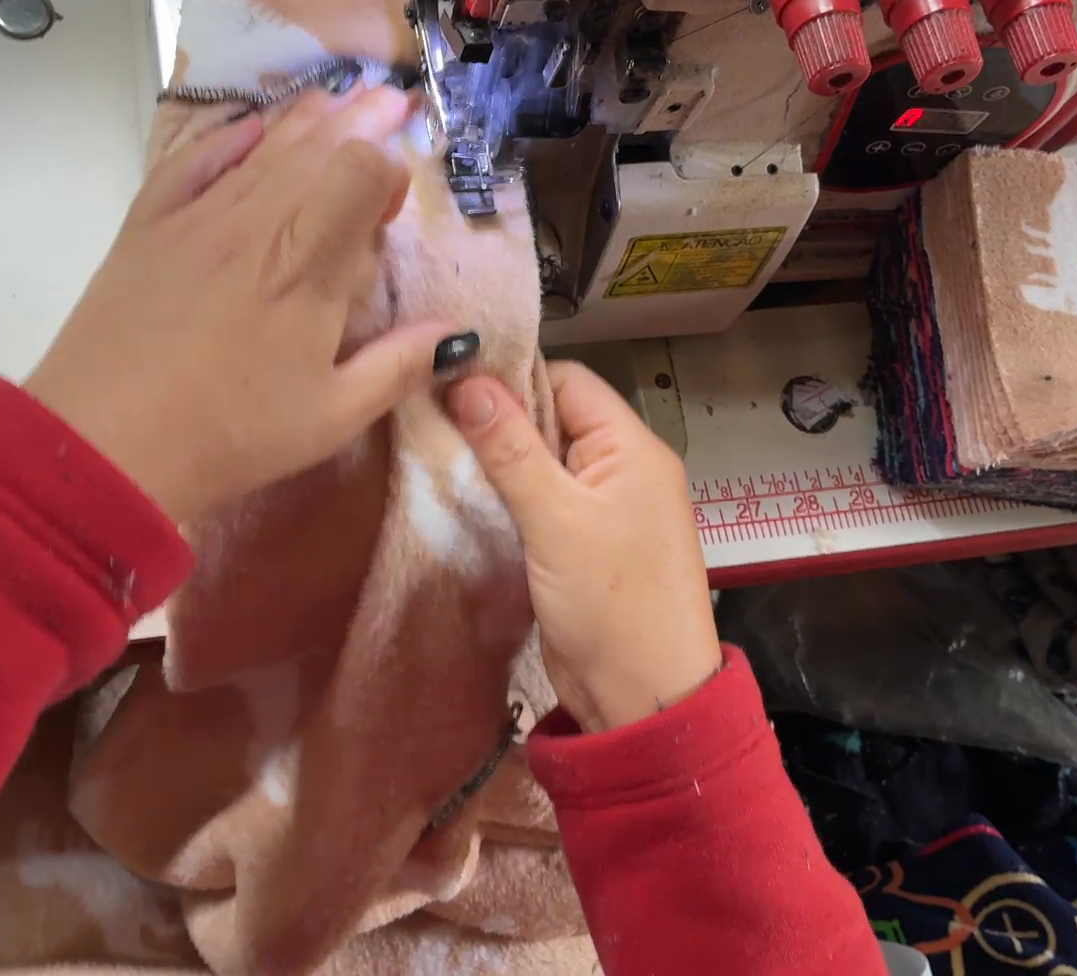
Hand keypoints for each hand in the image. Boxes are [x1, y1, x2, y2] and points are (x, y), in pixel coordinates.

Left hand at [27, 88, 457, 522]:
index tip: (394, 205)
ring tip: (338, 97)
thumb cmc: (232, 433)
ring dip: (307, 118)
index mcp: (309, 263)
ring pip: (262, 144)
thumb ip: (399, 367)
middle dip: (360, 120)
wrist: (108, 443)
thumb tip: (456, 335)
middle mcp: (257, 220)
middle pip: (317, 145)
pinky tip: (248, 125)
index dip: (388, 172)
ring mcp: (197, 215)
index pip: (362, 172)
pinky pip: (193, 158)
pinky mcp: (148, 223)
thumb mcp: (332, 416)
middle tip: (388, 102)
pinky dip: (228, 136)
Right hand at [447, 362, 721, 731]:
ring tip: (439, 450)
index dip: (514, 378)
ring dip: (499, 459)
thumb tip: (466, 379)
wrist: (642, 697)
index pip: (568, 382)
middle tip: (434, 417)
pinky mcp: (581, 541)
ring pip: (542, 461)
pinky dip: (508, 494)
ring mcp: (601, 506)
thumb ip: (509, 447)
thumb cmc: (609, 600)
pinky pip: (542, 499)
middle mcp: (620, 467)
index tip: (452, 384)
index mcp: (631, 447)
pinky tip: (467, 493)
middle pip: (553, 419)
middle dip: (499, 418)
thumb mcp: (555, 517)